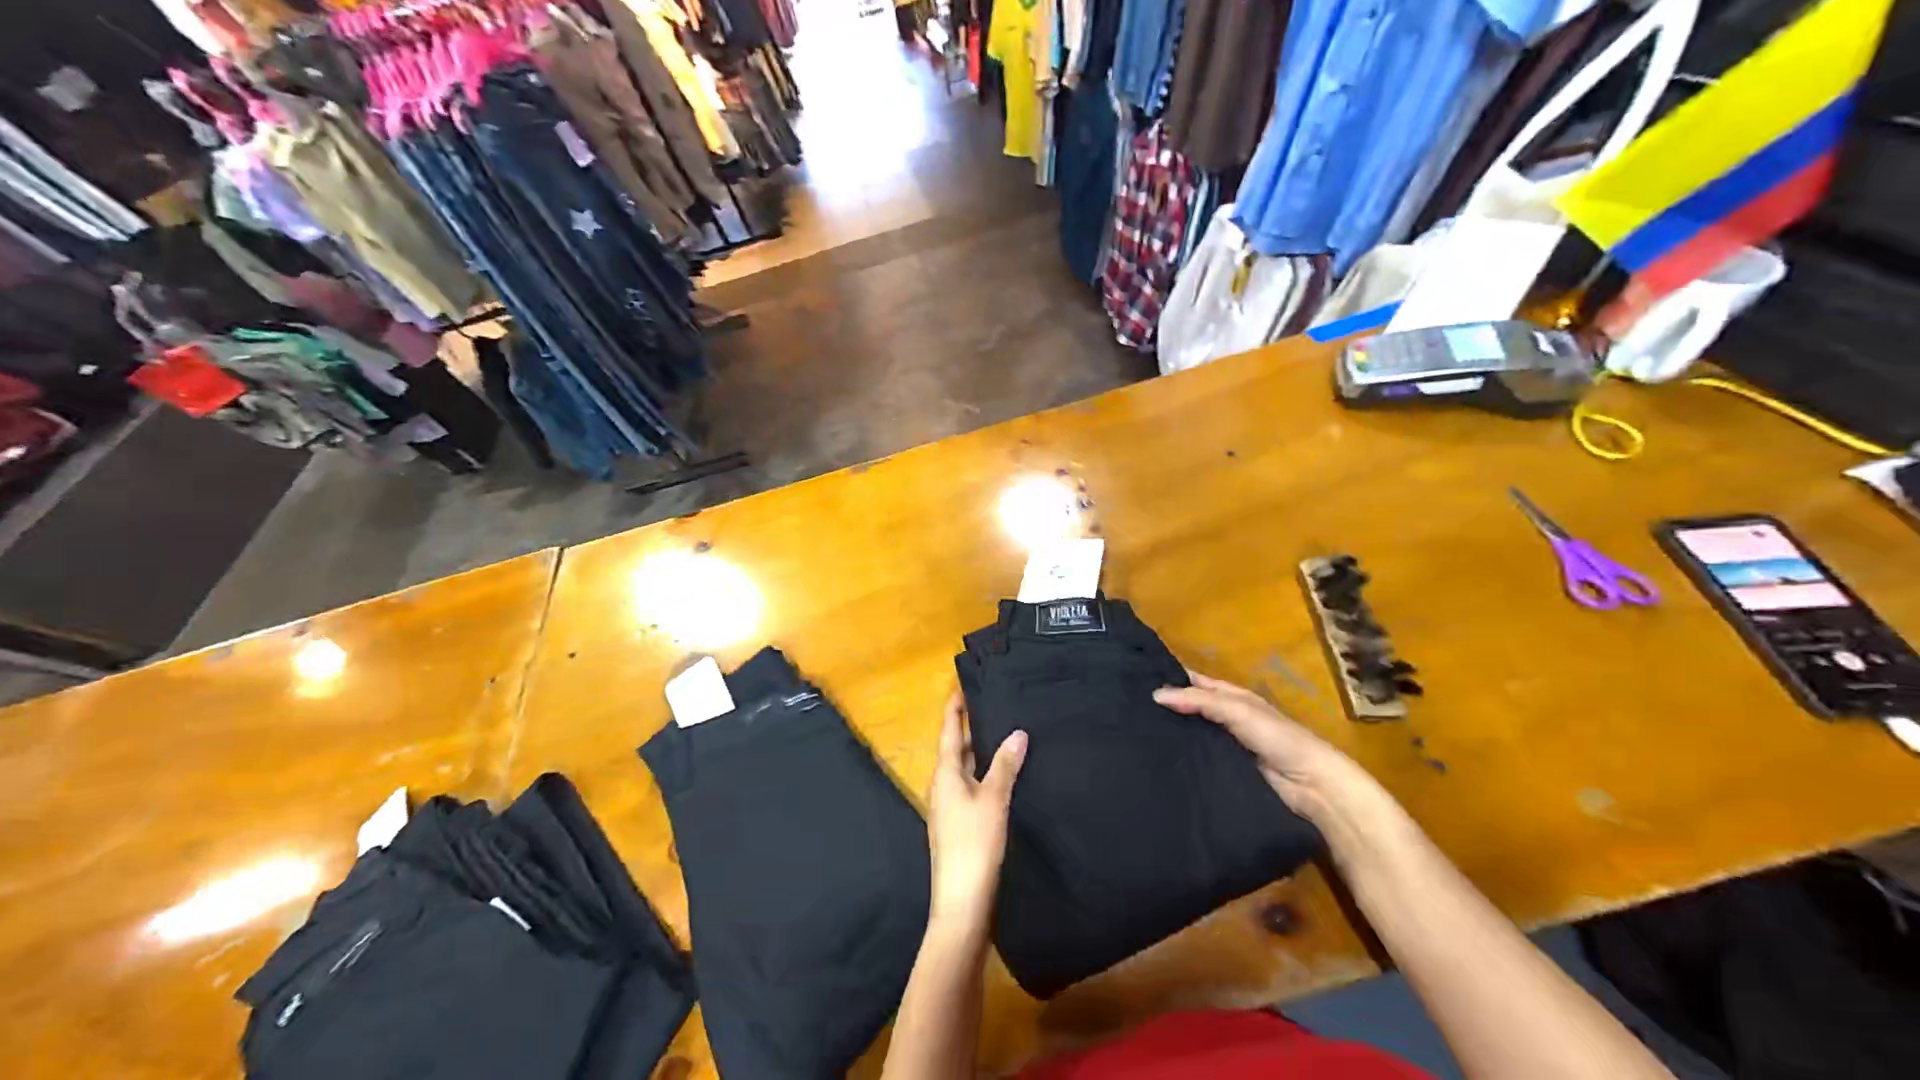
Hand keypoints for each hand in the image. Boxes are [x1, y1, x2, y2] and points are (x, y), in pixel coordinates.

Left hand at [927, 692, 1026, 923]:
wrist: (961, 903)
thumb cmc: (974, 844)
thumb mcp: (993, 800)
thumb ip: (1005, 766)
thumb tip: (1018, 732)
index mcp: (945, 774)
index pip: (949, 731)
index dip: (955, 708)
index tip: (962, 686)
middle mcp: (942, 787)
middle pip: (956, 749)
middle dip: (972, 728)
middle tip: (994, 706)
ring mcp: (949, 808)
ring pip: (965, 770)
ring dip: (980, 752)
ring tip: (1003, 734)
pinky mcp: (960, 825)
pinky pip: (971, 787)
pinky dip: (984, 774)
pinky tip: (1003, 777)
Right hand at [1154, 671, 1363, 820]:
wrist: (1310, 784)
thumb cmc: (1277, 738)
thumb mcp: (1237, 710)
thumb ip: (1199, 701)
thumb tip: (1155, 695)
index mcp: (1232, 695)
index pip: (1195, 681)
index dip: (1170, 677)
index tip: (1135, 677)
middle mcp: (1227, 716)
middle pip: (1190, 706)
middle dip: (1165, 705)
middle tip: (1127, 706)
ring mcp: (1225, 744)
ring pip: (1191, 732)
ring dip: (1170, 731)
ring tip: (1133, 731)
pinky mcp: (1224, 768)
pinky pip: (1197, 756)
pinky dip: (1180, 754)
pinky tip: (1157, 756)